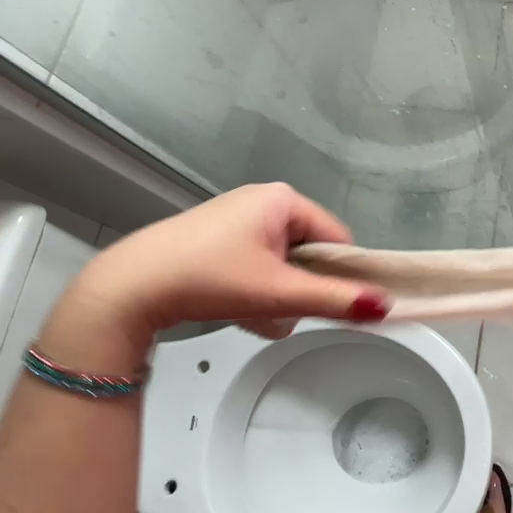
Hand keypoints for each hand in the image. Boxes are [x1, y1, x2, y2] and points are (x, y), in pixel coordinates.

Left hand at [54, 183, 389, 361]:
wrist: (128, 289)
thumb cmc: (208, 278)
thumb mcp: (277, 293)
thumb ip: (334, 299)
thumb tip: (385, 305)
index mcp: (283, 199)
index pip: (337, 238)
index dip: (337, 275)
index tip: (325, 305)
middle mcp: (262, 199)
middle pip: (308, 252)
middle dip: (298, 289)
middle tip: (279, 311)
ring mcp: (235, 217)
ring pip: (281, 262)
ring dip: (275, 294)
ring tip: (252, 314)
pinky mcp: (213, 237)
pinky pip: (255, 262)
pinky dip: (252, 287)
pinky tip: (234, 308)